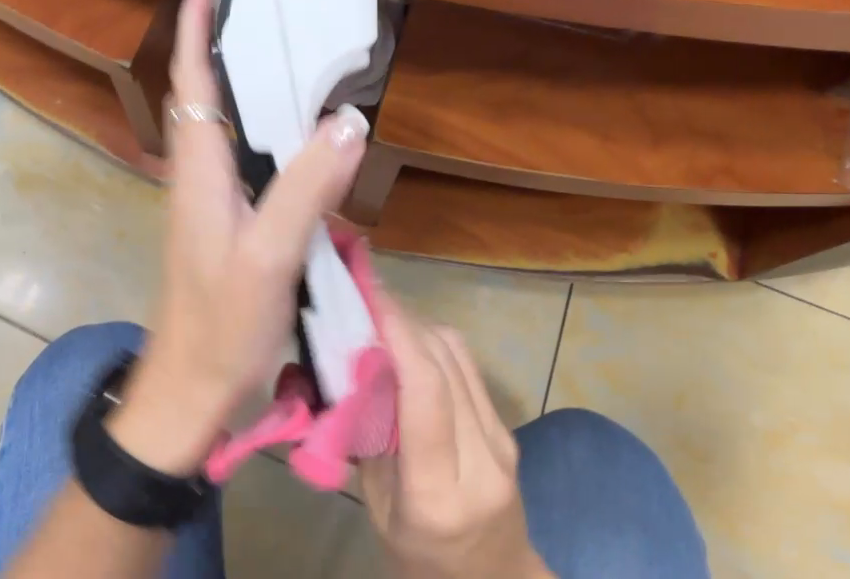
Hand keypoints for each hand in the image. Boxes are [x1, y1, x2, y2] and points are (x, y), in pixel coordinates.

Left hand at [109, 0, 370, 476]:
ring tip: (293, 52)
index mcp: (197, 172)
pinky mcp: (231, 224)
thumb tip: (347, 120)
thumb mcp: (266, 258)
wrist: (189, 392)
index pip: (192, 84)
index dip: (194, 31)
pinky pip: (252, 161)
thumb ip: (303, 190)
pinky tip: (306, 134)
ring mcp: (213, 202)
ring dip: (251, 86)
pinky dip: (273, 132)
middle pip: (211, 96)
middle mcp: (200, 176)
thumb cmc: (219, 326)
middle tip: (269, 6)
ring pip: (232, 128)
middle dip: (229, 45)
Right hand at [359, 293, 552, 578]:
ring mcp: (502, 440)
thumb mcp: (378, 508)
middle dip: (402, 320)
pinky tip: (406, 340)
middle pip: (445, 363)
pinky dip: (433, 344)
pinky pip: (468, 369)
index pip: (426, 392)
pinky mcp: (507, 427)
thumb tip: (342, 367)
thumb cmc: (420, 557)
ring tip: (380, 313)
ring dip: (418, 325)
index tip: (367, 298)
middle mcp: (480, 459)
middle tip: (361, 297)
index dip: (399, 334)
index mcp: (438, 491)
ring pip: (460, 356)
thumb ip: (366, 438)